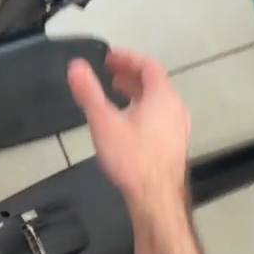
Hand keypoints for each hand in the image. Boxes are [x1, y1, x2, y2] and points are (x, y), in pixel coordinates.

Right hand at [67, 49, 191, 208]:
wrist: (156, 197)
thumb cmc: (131, 158)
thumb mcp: (103, 122)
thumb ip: (89, 92)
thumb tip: (75, 66)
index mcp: (162, 97)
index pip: (149, 66)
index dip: (128, 58)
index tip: (109, 57)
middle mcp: (176, 108)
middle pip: (155, 81)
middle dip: (130, 74)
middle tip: (109, 72)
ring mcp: (178, 127)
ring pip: (158, 100)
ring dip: (137, 91)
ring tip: (115, 93)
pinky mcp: (175, 143)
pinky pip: (160, 115)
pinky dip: (143, 107)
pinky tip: (127, 121)